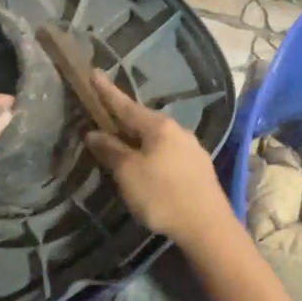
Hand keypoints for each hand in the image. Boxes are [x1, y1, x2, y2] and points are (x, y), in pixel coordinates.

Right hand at [83, 71, 233, 246]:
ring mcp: (192, 149)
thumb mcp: (128, 173)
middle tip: (104, 116)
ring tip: (123, 144)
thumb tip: (93, 133)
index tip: (94, 74)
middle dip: (123, 119)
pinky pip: (168, 153)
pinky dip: (152, 154)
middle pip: (143, 121)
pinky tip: (148, 165)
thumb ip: (111, 150)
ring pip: (157, 138)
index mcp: (159, 127)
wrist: (207, 226)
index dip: (107, 92)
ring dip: (138, 139)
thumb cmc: (162, 195)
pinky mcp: (199, 168)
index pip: (126, 105)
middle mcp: (178, 131)